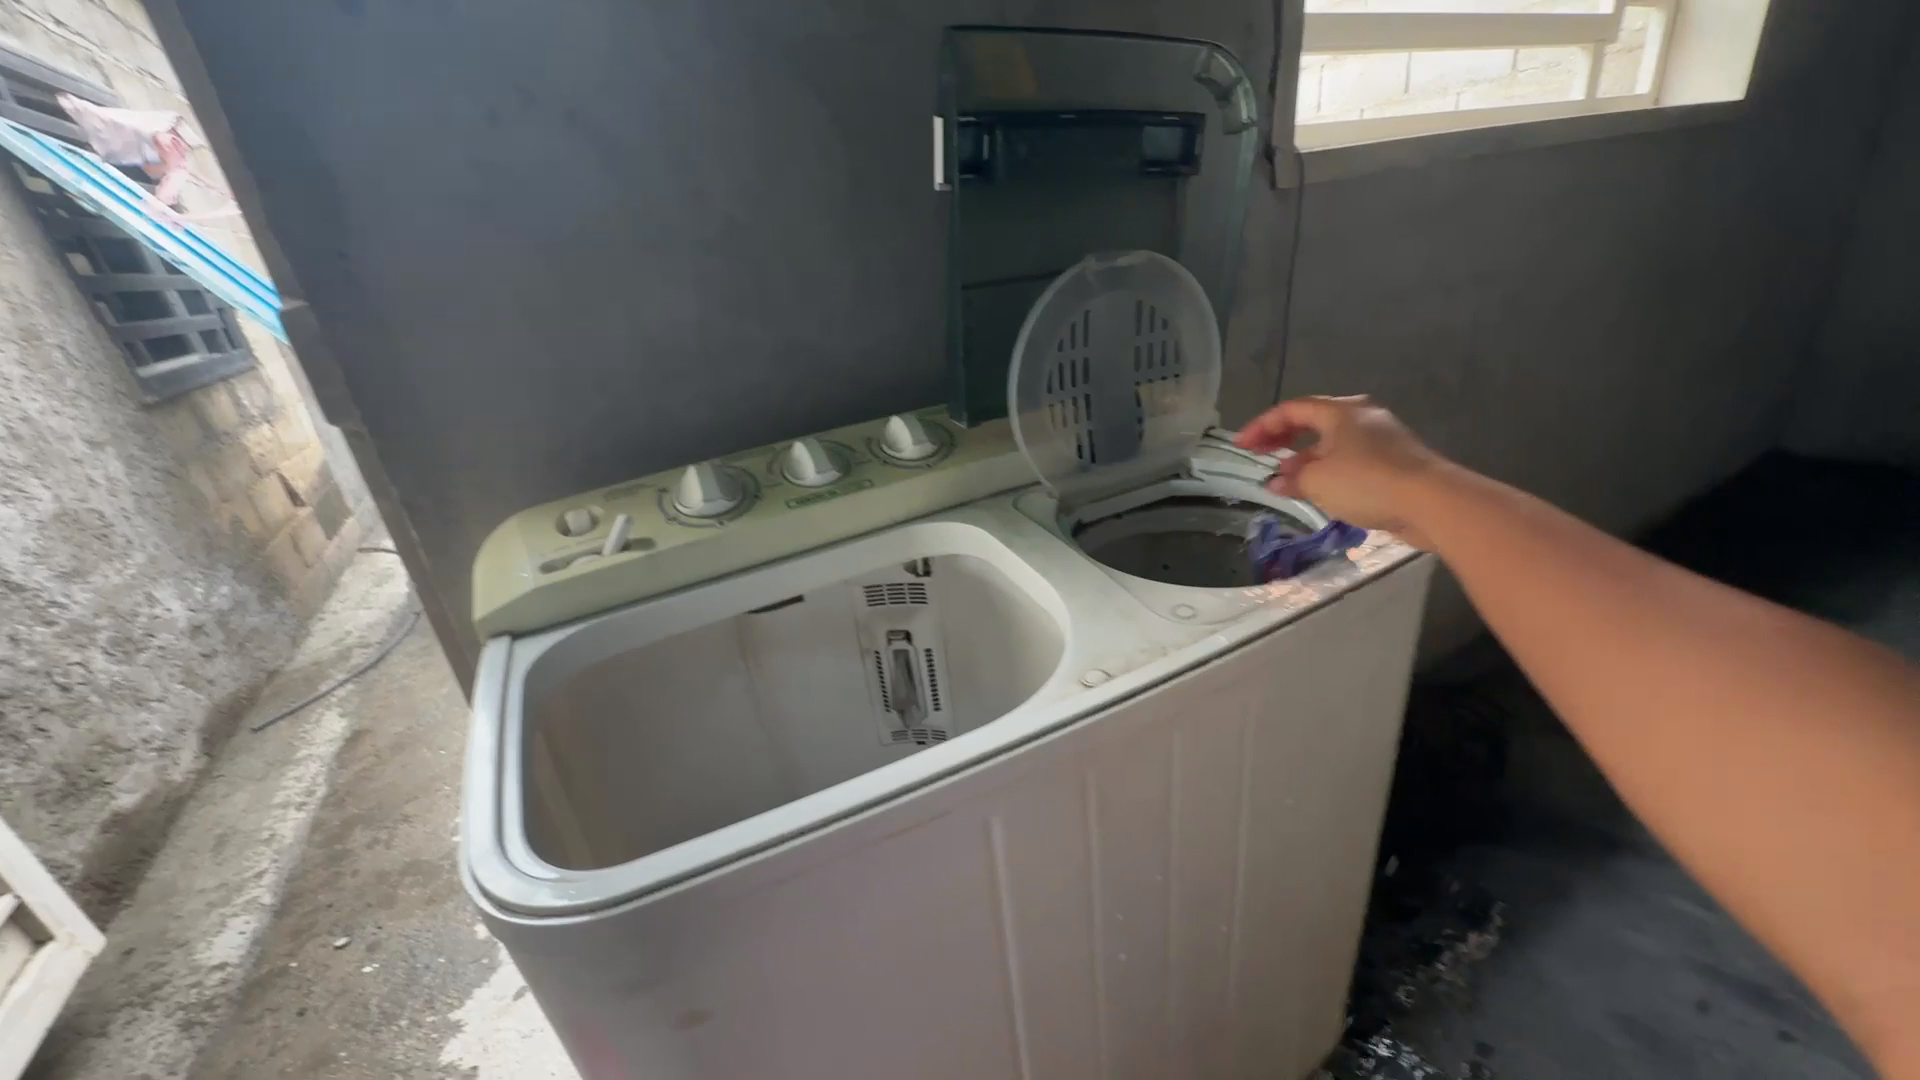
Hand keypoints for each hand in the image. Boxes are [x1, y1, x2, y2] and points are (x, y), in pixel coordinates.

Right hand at [1233, 395, 1446, 546]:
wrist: (1430, 501)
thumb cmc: (1366, 481)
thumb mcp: (1317, 482)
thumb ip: (1292, 479)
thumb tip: (1276, 482)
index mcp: (1339, 411)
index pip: (1291, 410)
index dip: (1261, 426)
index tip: (1241, 445)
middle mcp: (1361, 417)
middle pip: (1313, 422)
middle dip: (1283, 439)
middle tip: (1260, 455)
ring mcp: (1380, 438)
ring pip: (1332, 443)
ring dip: (1305, 458)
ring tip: (1286, 480)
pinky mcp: (1393, 461)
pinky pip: (1350, 459)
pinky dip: (1328, 470)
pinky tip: (1318, 490)